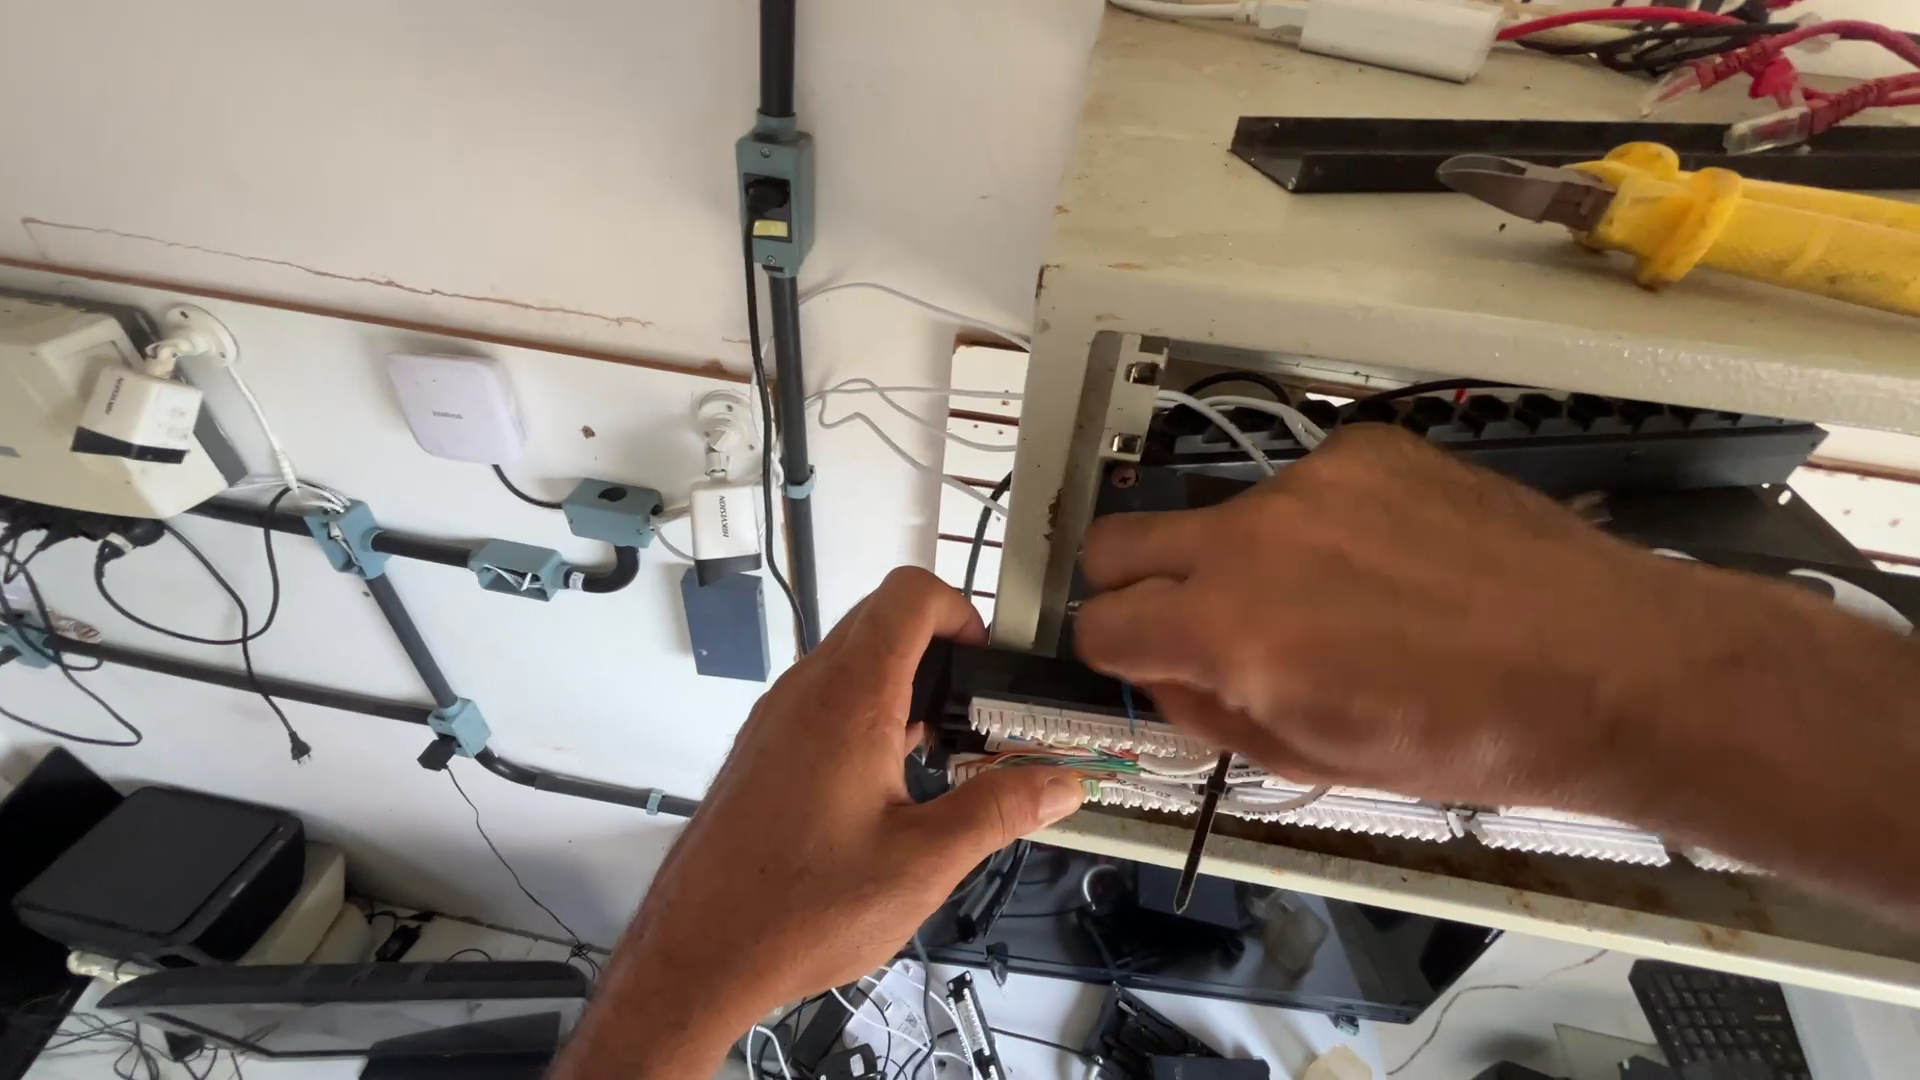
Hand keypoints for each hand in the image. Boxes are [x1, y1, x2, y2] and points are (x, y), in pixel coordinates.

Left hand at [553, 568, 1083, 1079]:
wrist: (694, 955)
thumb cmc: (797, 909)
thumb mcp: (921, 863)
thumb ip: (999, 810)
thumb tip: (1059, 781)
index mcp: (852, 699)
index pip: (909, 595)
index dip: (960, 610)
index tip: (986, 661)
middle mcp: (809, 689)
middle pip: (883, 615)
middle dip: (940, 643)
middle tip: (973, 706)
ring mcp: (781, 711)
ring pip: (853, 651)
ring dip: (904, 675)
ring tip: (937, 744)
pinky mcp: (767, 739)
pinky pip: (826, 689)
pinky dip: (868, 702)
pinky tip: (887, 771)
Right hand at [1074, 424, 1848, 810]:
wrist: (1615, 664)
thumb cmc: (1458, 740)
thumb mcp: (1311, 759)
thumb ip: (1204, 713)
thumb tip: (1158, 673)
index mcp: (1224, 630)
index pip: (1099, 625)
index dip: (1109, 651)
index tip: (1139, 658)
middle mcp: (1243, 540)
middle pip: (1113, 541)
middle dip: (1126, 584)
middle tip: (1183, 614)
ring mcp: (1302, 482)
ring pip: (1214, 517)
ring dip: (1238, 558)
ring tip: (1327, 591)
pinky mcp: (1361, 447)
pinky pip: (1299, 485)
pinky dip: (1316, 522)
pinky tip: (1384, 554)